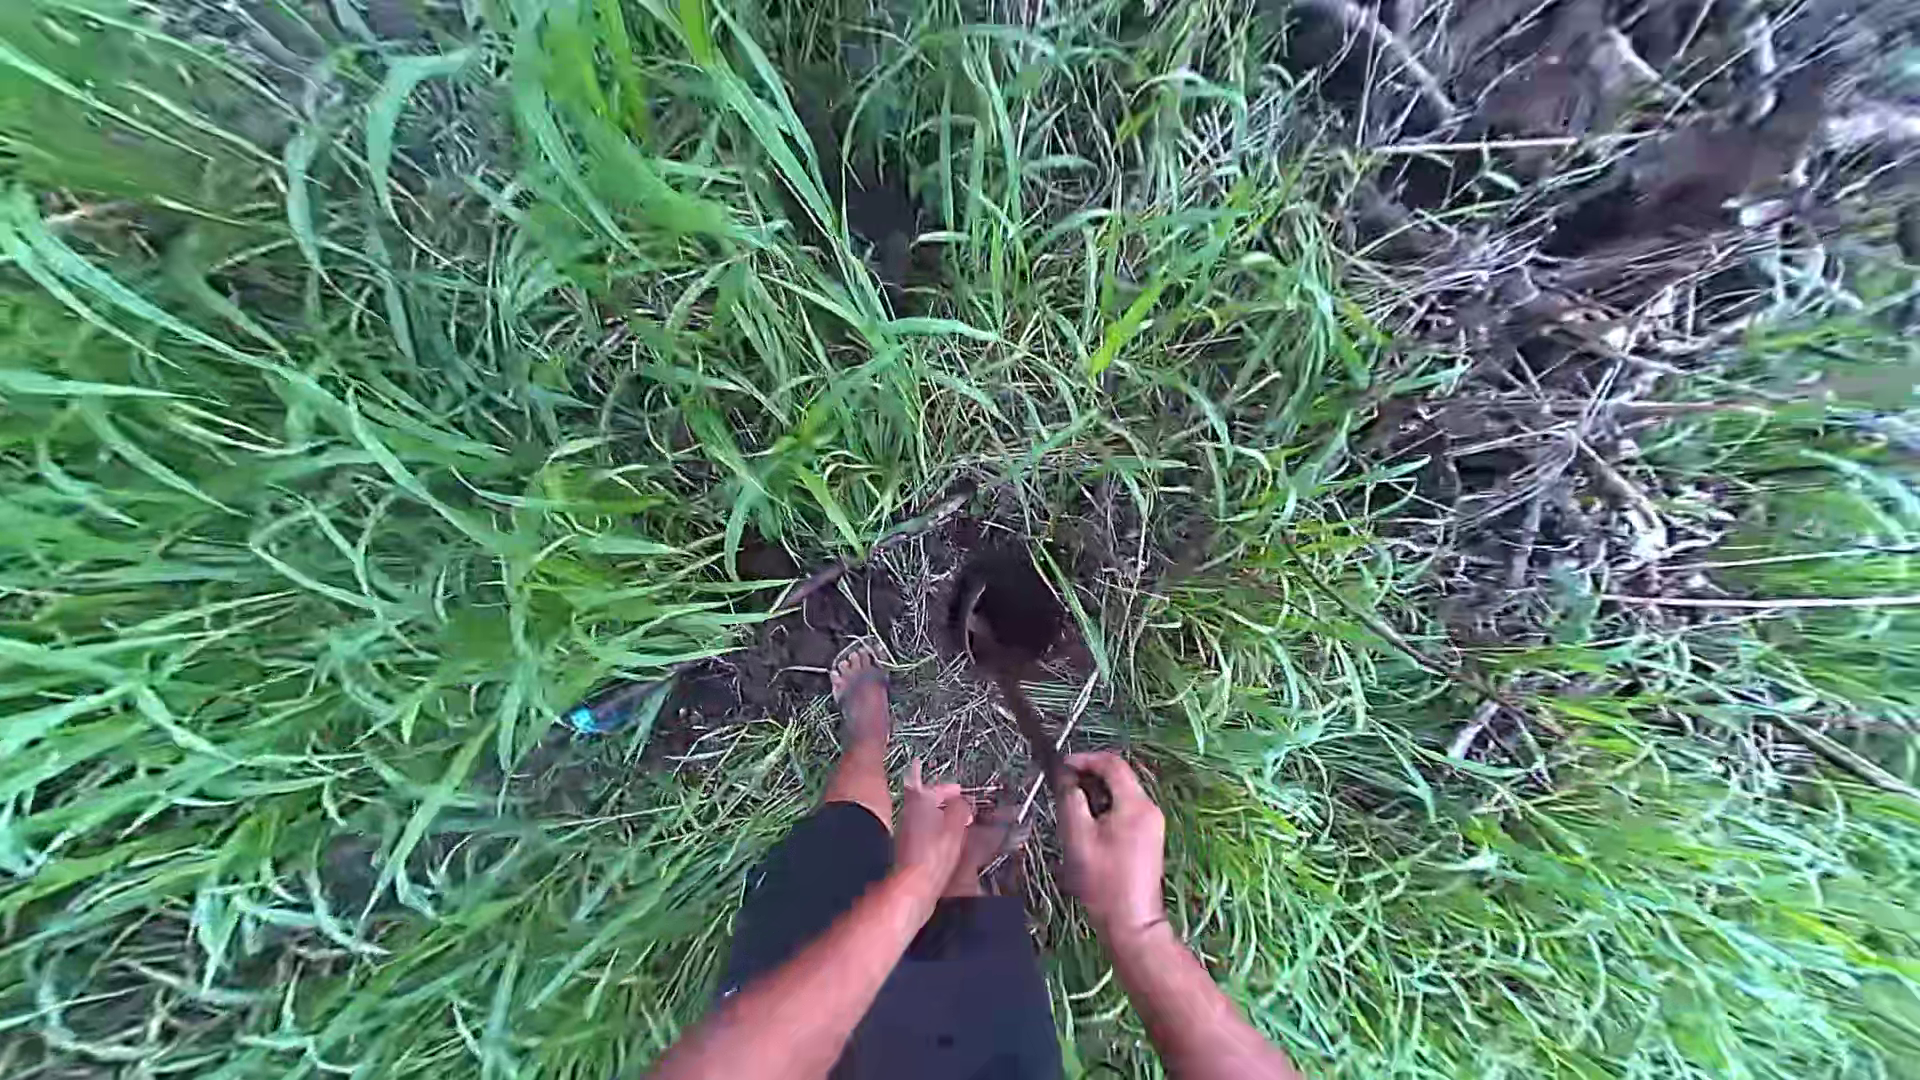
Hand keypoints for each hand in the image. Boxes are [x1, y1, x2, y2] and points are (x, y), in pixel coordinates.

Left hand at [892, 759, 973, 902]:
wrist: (913, 888)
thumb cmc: (930, 857)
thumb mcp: (956, 825)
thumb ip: (962, 807)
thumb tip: (964, 803)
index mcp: (919, 802)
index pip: (935, 786)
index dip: (951, 789)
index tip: (961, 792)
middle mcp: (909, 813)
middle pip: (929, 801)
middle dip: (947, 804)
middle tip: (962, 809)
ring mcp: (906, 831)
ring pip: (927, 818)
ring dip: (942, 819)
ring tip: (958, 827)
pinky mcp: (908, 849)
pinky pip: (925, 834)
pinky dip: (936, 834)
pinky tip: (947, 845)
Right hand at [1058, 752, 1166, 939]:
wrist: (1131, 924)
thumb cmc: (1103, 881)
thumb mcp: (1078, 835)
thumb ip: (1071, 799)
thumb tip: (1067, 776)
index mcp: (1135, 804)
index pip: (1112, 763)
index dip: (1085, 759)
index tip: (1062, 767)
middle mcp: (1149, 808)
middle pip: (1118, 775)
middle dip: (1089, 775)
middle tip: (1065, 787)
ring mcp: (1152, 823)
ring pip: (1121, 792)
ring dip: (1096, 792)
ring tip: (1073, 806)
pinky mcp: (1149, 836)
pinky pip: (1126, 808)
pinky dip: (1106, 806)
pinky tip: (1089, 823)